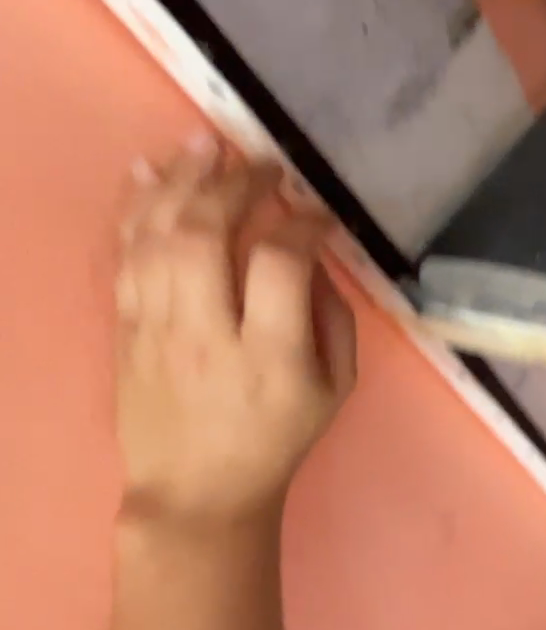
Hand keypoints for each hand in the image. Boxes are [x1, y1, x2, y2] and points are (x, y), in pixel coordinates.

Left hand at [114, 135, 356, 528]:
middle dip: (236, 189)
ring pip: (157, 239)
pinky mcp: (123, 326)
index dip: (303, 227)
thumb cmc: (283, 434)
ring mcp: (155, 326)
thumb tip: (316, 263)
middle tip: (262, 161)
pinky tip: (148, 174)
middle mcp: (208, 332)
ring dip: (181, 185)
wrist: (199, 483)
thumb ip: (332, 321)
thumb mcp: (337, 387)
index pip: (282, 267)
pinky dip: (134, 209)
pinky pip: (125, 257)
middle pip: (208, 240)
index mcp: (274, 353)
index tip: (321, 212)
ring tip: (205, 146)